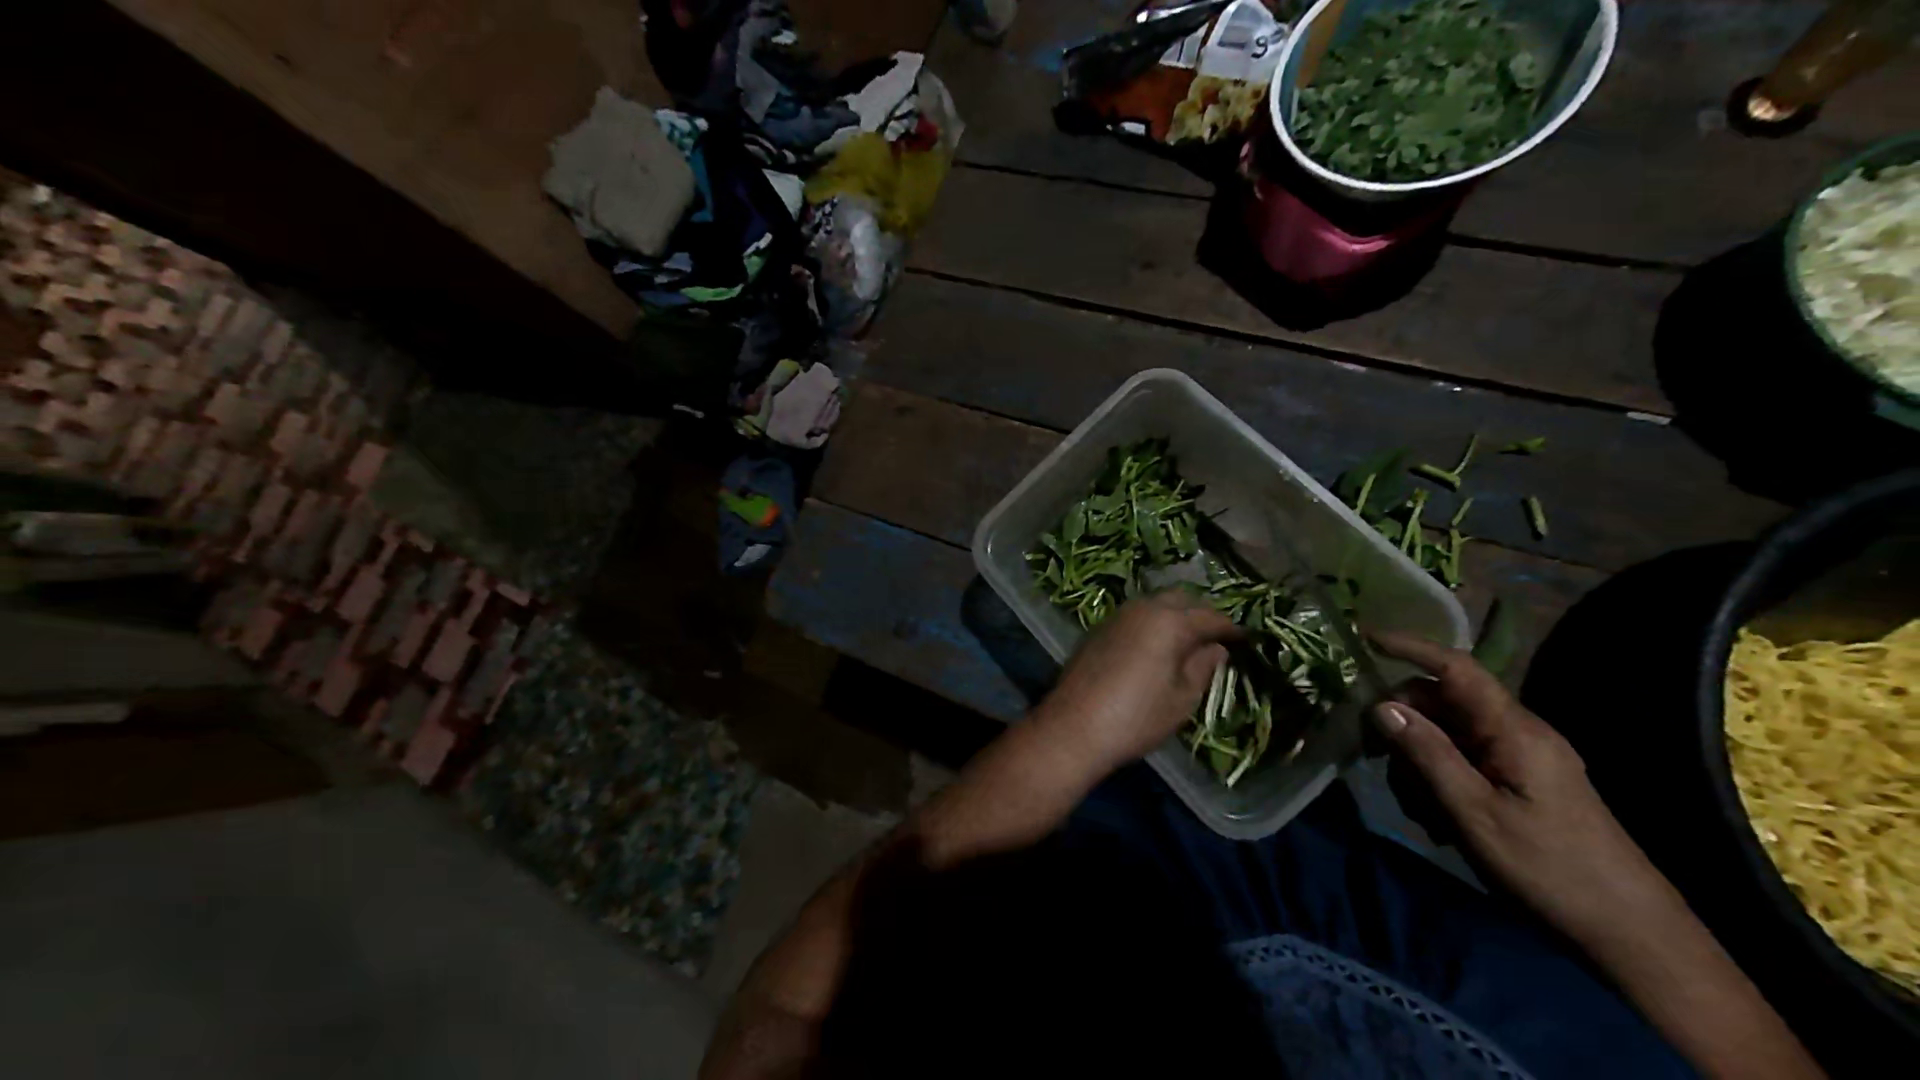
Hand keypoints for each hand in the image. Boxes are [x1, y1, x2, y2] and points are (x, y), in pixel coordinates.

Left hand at [1031, 590, 1239, 775]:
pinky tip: (1156, 645)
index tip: (1246, 638)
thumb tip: (1215, 647)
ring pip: (1154, 604)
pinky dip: (1151, 623)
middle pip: (1180, 599)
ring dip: (1174, 615)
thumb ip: (1203, 666)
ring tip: (1188, 640)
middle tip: (1216, 636)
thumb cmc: (1136, 717)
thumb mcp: (1182, 697)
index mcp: (1169, 621)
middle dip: (1201, 613)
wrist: (1073, 727)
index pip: (1209, 616)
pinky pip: (1134, 616)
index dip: (1230, 627)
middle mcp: (1142, 608)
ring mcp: (1116, 617)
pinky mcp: (1098, 630)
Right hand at [1367, 631, 1672, 940]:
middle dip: (1401, 725)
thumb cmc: (1550, 868)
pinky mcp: (1517, 781)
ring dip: (1417, 764)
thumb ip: (1426, 755)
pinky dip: (1436, 782)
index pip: (1456, 668)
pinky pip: (1460, 761)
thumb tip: (1381, 706)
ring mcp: (1518, 757)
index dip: (1409, 646)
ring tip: (1422, 813)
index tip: (1362, 636)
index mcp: (1514, 730)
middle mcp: (1516, 732)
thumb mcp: (1474, 813)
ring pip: (1444, 735)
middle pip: (1439, 703)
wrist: (1629, 933)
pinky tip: (1438, 821)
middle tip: (1372, 759)